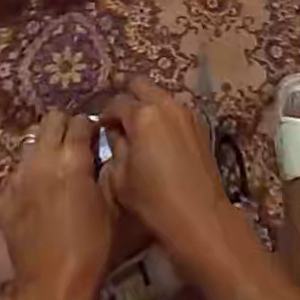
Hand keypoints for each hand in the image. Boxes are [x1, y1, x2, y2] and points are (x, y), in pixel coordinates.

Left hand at [0, 112, 112, 299]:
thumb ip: (104, 167)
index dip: (91, 126)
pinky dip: (28, 176)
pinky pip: (15, 174)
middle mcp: (41, 160)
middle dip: (65, 127)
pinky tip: (37, 194)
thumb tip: (99, 149)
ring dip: (45, 148)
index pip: (80, 120)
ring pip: (30, 143)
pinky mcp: (2, 200)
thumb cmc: (93, 245)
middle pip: (51, 120)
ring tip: (56, 167)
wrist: (53, 287)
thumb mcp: (111, 200)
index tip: (97, 137)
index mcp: (72, 158)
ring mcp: (17, 179)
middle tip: (76, 145)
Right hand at [99, 77, 228, 256]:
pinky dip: (163, 115)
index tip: (100, 126)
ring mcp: (186, 112)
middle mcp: (167, 105)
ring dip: (147, 104)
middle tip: (118, 116)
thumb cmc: (153, 200)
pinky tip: (158, 136)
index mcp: (143, 115)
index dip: (105, 113)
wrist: (199, 214)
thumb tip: (115, 132)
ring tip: (138, 127)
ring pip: (160, 95)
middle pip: (141, 85)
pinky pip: (175, 109)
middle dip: (127, 95)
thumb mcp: (120, 177)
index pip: (117, 102)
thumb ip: (115, 146)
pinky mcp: (199, 123)